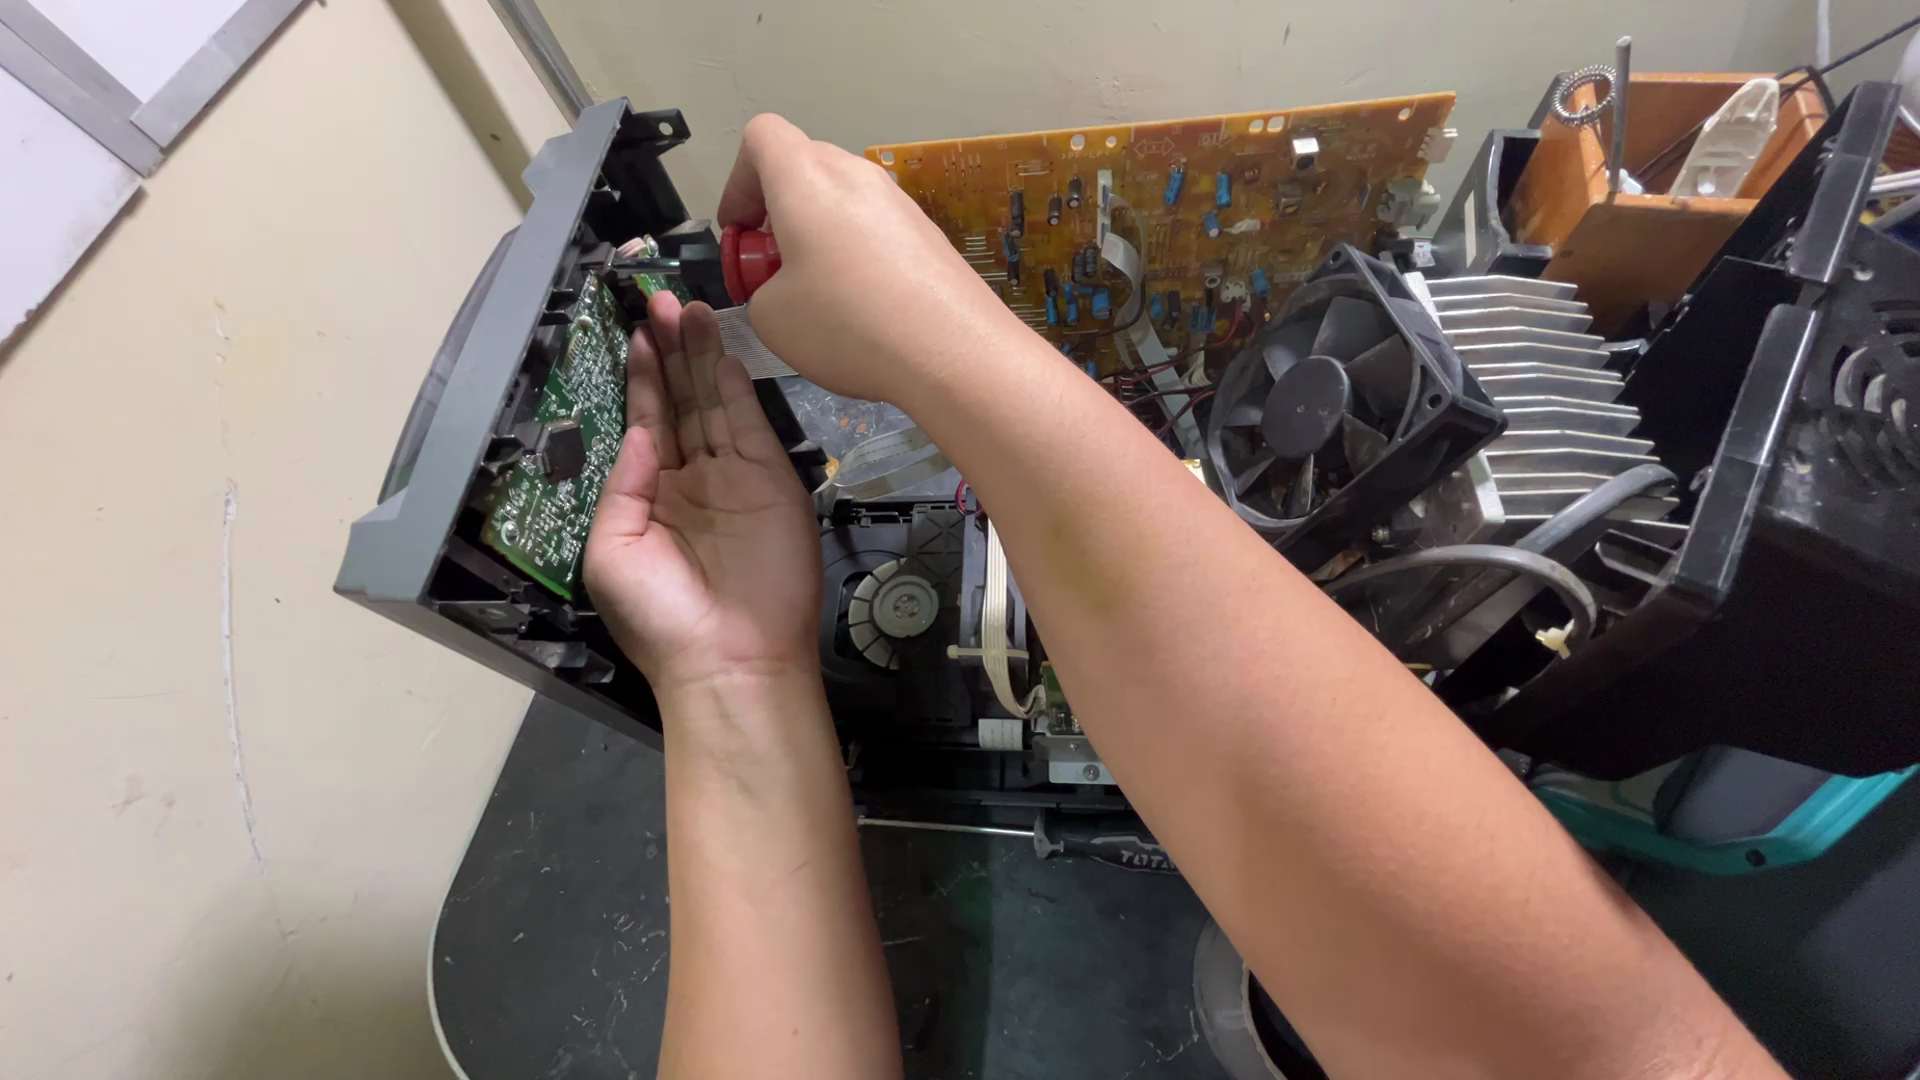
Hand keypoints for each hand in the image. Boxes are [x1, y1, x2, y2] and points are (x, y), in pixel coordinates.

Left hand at [584, 292, 821, 694]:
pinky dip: (734, 385)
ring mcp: (736, 477)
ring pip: (715, 403)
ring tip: (688, 308)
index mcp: (653, 495)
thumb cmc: (660, 614)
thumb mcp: (612, 550)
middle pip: (683, 402)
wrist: (730, 656)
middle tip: (663, 301)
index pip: (649, 422)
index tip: (637, 332)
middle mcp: (695, 478)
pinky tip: (719, 350)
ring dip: (701, 356)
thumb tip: (638, 431)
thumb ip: (622, 484)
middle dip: (672, 353)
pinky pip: (748, 423)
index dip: (642, 378)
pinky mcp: (771, 479)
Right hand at [717, 113, 1027, 403]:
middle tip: (777, 272)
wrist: (954, 352)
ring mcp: (902, 205)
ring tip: (824, 301)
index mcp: (807, 177)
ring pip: (846, 206)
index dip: (738, 183)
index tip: (740, 234)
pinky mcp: (932, 239)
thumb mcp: (772, 319)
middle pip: (805, 170)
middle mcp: (858, 176)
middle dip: (780, 215)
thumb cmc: (849, 325)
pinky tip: (869, 314)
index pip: (760, 137)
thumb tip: (783, 292)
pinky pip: (881, 236)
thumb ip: (761, 291)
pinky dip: (862, 261)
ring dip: (823, 241)